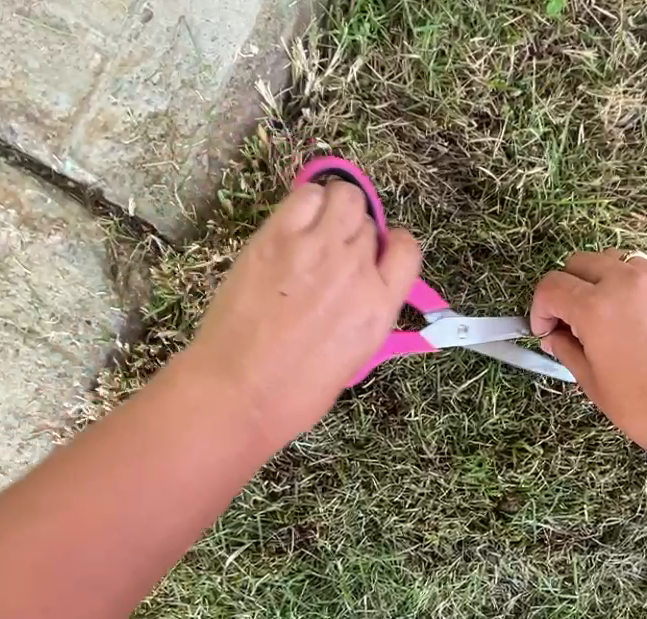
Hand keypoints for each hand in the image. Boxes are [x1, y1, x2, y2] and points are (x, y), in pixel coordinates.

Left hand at [171, 181, 421, 440]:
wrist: (239, 392)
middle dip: (355, 233)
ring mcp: (316, 248)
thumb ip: (364, 316)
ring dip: (335, 208)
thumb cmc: (295, 394)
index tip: (376, 255)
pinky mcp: (276, 237)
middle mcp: (355, 270)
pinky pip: (305, 196)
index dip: (391, 247)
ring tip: (316, 230)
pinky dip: (306, 203)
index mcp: (379, 308)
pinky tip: (294, 225)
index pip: (407, 250)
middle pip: (369, 223)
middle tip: (332, 252)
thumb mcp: (352, 360)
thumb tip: (358, 294)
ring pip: (343, 197)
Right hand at [530, 251, 646, 451]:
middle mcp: (625, 282)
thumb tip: (555, 337)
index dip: (541, 309)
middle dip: (568, 288)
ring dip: (600, 282)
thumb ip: (568, 351)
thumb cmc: (642, 406)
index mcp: (595, 308)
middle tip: (571, 322)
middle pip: (581, 263)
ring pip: (615, 261)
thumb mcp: (593, 383)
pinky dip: (630, 288)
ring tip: (605, 317)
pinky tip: (636, 322)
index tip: (545, 331)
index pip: (552, 286)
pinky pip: (645, 274)